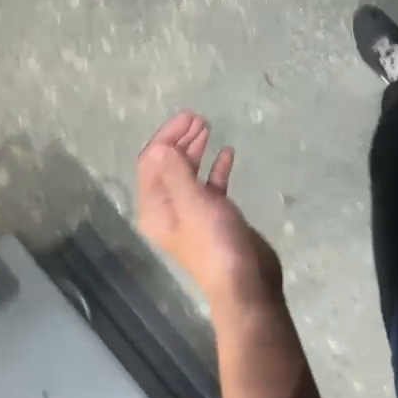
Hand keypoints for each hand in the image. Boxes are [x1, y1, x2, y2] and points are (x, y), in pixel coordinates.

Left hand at [137, 111, 280, 305]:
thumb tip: (161, 146)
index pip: (152, 164)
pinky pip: (211, 185)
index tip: (188, 116)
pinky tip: (227, 152)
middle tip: (200, 117)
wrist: (245, 281)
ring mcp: (193, 213)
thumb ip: (176, 173)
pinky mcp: (216, 216)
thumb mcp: (192, 204)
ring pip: (189, 173)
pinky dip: (216, 167)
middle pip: (168, 166)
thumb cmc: (215, 242)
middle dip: (180, 139)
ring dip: (196, 149)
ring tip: (209, 126)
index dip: (166, 137)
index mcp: (155, 208)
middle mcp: (169, 209)